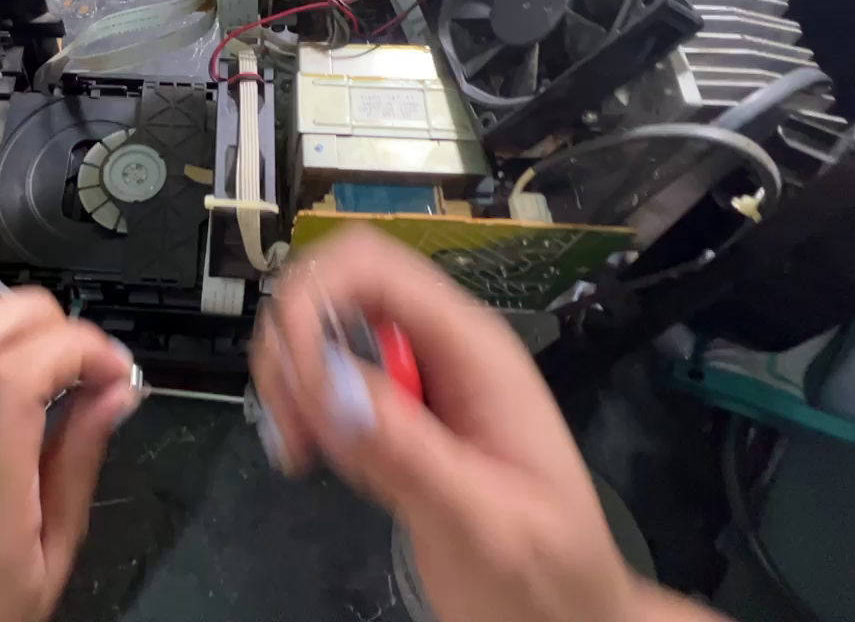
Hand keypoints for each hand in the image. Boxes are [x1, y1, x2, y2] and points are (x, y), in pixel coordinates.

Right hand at [250, 226, 717, 621]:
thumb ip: (410, 454)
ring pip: (319, 324)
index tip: (294, 373)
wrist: (565, 615)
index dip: (317, 297)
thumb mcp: (488, 524)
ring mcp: (410, 370)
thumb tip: (326, 385)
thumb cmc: (548, 575)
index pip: (376, 267)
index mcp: (473, 346)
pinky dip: (297, 401)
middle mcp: (436, 341)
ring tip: (298, 447)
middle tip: (289, 417)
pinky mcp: (388, 403)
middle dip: (294, 335)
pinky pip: (322, 372)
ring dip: (289, 374)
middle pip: (337, 282)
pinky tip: (311, 453)